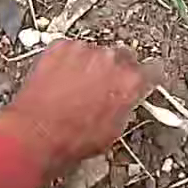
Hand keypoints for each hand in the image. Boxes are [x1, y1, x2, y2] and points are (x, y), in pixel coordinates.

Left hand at [0, 40, 154, 176]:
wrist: (34, 136)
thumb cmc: (71, 140)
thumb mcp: (113, 130)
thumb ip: (127, 105)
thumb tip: (126, 100)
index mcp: (130, 81)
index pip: (152, 69)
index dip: (146, 77)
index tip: (142, 79)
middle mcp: (112, 60)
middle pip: (124, 56)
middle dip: (115, 69)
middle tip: (101, 87)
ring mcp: (85, 50)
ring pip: (95, 51)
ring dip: (89, 64)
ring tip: (75, 86)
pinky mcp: (60, 47)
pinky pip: (70, 49)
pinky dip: (67, 60)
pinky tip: (60, 79)